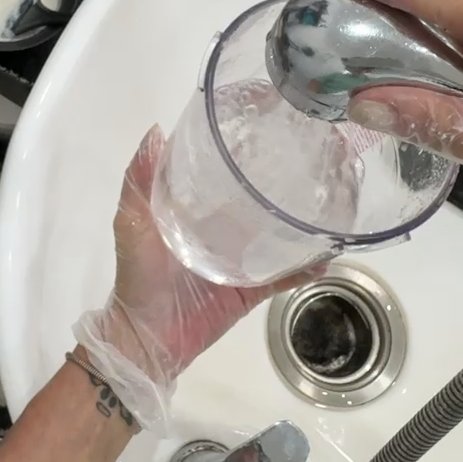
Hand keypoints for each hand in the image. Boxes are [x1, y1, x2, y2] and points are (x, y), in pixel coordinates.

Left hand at [74, 127, 308, 430]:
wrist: (147, 339)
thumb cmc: (138, 276)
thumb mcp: (132, 221)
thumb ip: (139, 180)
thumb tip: (156, 130)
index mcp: (190, 209)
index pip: (216, 172)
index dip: (236, 151)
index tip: (264, 122)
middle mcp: (217, 229)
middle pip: (252, 200)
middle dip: (277, 181)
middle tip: (313, 157)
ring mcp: (237, 259)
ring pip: (274, 235)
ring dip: (298, 223)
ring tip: (331, 201)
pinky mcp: (250, 289)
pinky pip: (283, 275)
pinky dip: (305, 267)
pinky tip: (327, 255)